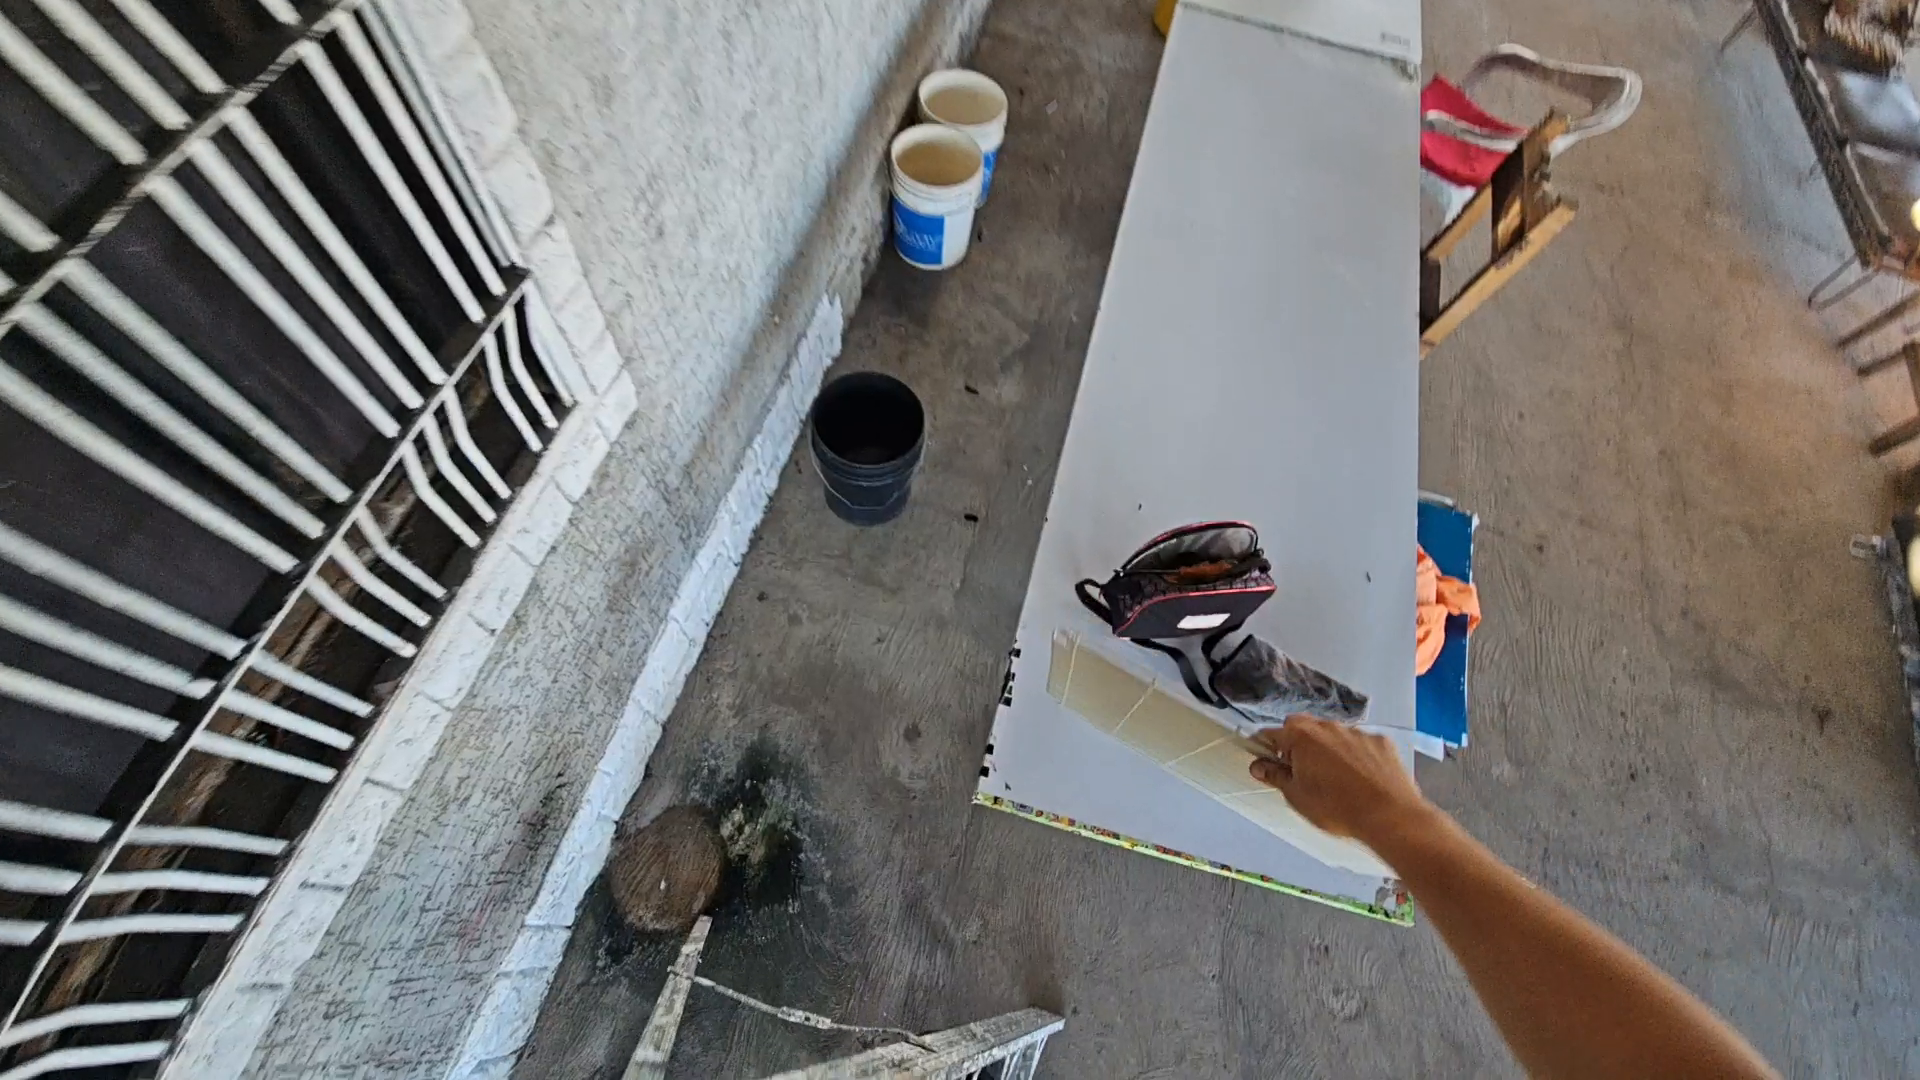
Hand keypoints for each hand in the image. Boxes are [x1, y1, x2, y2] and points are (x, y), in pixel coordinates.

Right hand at [1248, 715, 1431, 844]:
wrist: (1391, 817)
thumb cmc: (1338, 808)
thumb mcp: (1297, 796)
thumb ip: (1275, 776)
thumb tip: (1258, 766)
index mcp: (1300, 735)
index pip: (1271, 734)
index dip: (1266, 748)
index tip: (1267, 762)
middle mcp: (1327, 726)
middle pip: (1303, 728)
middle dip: (1298, 745)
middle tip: (1302, 772)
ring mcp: (1356, 732)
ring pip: (1332, 735)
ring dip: (1328, 749)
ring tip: (1336, 779)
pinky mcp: (1381, 742)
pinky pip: (1360, 743)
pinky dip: (1356, 755)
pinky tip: (1361, 778)